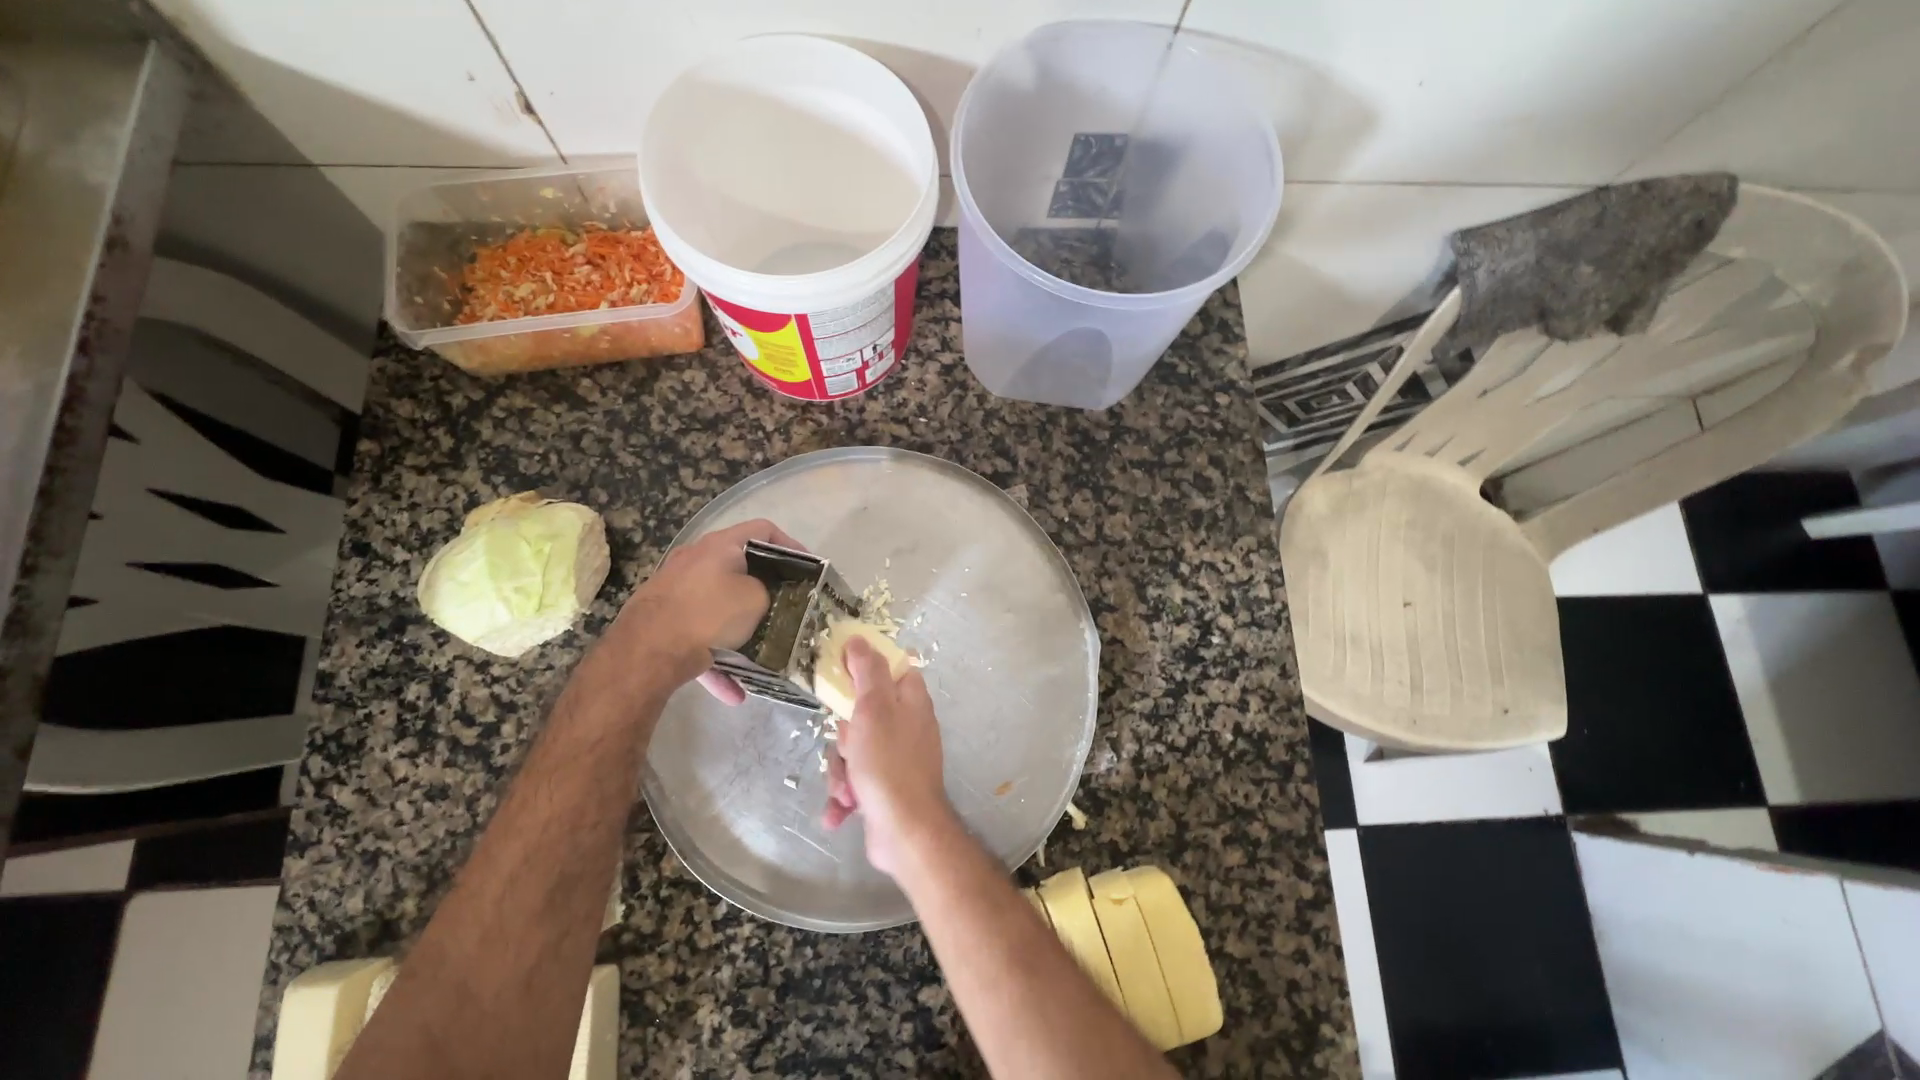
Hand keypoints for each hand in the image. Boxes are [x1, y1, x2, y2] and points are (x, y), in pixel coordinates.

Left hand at [612, 518, 801, 702]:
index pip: (763, 530)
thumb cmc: (708, 614)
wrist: (645, 651)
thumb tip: (759, 597)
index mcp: (719, 545)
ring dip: (740, 632)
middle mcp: (694, 560)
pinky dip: (717, 659)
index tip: (807, 569)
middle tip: (786, 607)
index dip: (790, 545)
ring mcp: (675, 589)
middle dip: (764, 592)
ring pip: (719, 608)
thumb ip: (767, 592)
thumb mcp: (756, 599)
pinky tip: (732, 691)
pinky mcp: (662, 619)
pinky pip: (700, 636)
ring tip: (759, 658)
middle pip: (739, 568)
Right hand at [822, 637, 955, 875]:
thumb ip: (867, 671)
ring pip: (853, 752)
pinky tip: (840, 811)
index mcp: (911, 702)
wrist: (906, 832)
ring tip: (847, 791)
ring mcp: (897, 760)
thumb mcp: (874, 708)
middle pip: (862, 715)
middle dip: (844, 737)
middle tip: (849, 748)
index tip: (841, 676)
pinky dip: (845, 797)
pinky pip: (855, 782)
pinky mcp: (885, 790)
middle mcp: (908, 727)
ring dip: (841, 772)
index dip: (864, 669)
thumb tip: (859, 639)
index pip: (890, 670)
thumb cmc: (889, 763)